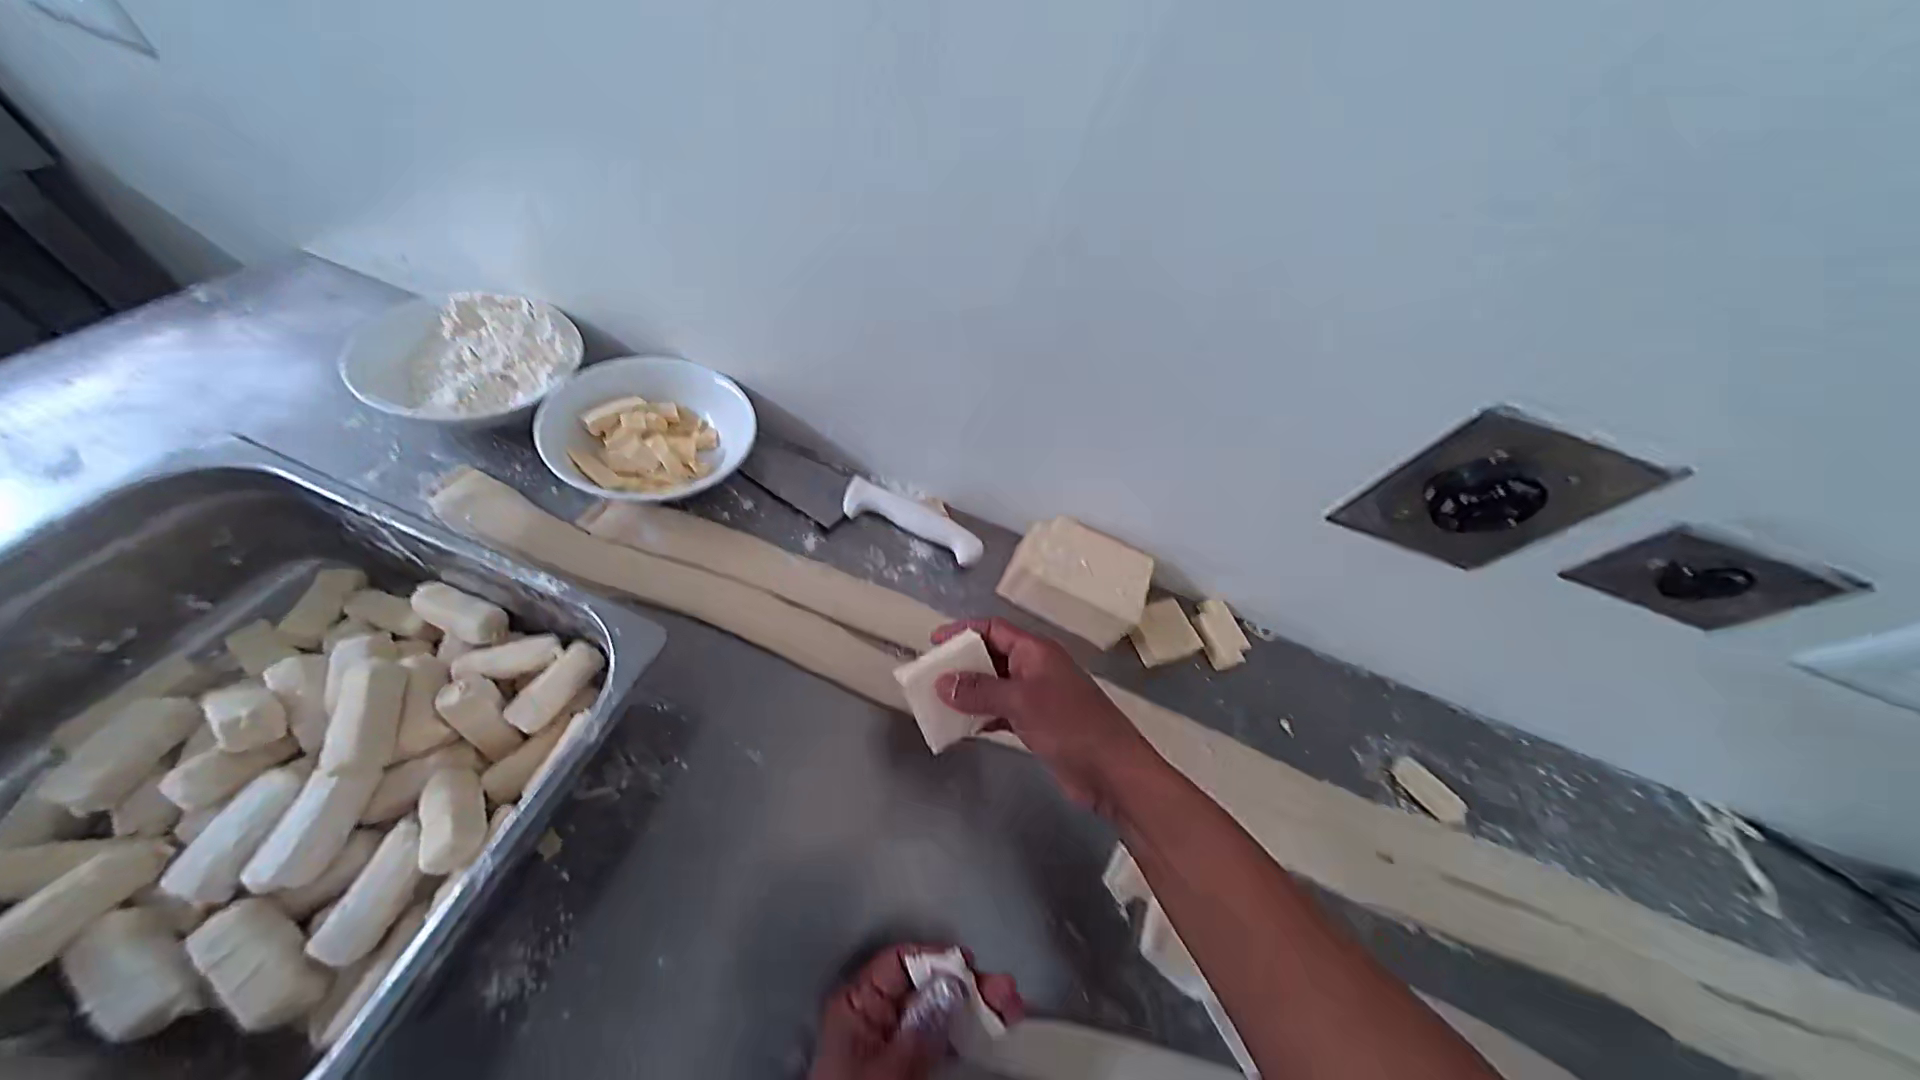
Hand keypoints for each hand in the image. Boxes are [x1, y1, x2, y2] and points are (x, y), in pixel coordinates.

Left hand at [808, 943, 1022, 1079]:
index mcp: (859, 1004)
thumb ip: (920, 1028)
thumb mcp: (886, 1068)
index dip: (937, 959)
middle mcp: (877, 1015)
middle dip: (969, 984)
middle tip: (1004, 991)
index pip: (900, 962)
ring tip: (1010, 1007)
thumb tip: (953, 985)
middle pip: (929, 984)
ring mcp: (895, 1041)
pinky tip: (994, 1030)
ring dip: (977, 1006)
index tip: (970, 966)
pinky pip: (944, 1039)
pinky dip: (970, 1033)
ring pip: (942, 1010)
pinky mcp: (910, 1066)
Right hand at [933, 618, 1160, 817]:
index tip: (934, 641)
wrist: (1111, 770)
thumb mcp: (1021, 701)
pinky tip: (962, 727)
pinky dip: (982, 716)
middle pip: (992, 656)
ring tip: (937, 700)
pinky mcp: (1037, 724)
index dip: (963, 631)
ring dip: (970, 692)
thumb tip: (942, 682)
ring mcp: (1037, 697)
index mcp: (1036, 651)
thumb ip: (979, 690)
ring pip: (995, 686)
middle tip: (930, 674)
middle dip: (962, 664)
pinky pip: (1002, 712)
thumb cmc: (1069, 725)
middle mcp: (1035, 668)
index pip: (993, 629)